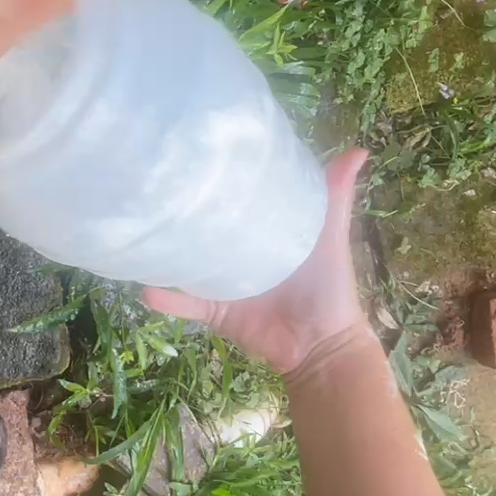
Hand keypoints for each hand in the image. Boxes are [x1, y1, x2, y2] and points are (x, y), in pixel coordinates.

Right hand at [142, 149, 371, 376]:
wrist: (321, 345)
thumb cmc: (328, 288)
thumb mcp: (329, 237)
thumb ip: (334, 199)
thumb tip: (357, 150)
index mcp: (261, 236)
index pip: (235, 204)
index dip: (218, 184)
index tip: (194, 158)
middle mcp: (237, 258)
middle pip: (203, 234)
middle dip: (180, 218)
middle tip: (153, 191)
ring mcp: (223, 285)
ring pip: (186, 267)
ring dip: (163, 257)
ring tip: (138, 234)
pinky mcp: (215, 312)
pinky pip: (186, 305)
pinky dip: (166, 300)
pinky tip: (144, 289)